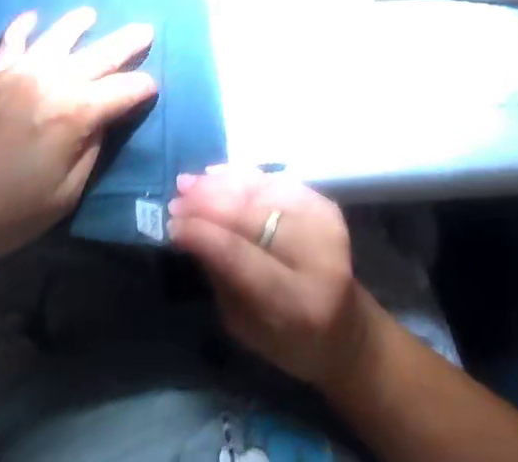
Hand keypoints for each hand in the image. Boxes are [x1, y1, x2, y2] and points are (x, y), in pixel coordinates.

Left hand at [0, 8, 157, 299]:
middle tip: (146, 31)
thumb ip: (89, 152)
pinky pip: (11, 41)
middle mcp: (50, 80)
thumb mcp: (63, 196)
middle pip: (98, 54)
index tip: (154, 89)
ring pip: (56, 36)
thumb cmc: (3, 214)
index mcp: (74, 113)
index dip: (143, 88)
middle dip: (126, 43)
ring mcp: (17, 72)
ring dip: (78, 24)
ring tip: (92, 15)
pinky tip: (32, 19)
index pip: (123, 90)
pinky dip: (23, 26)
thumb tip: (100, 124)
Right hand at [167, 166, 374, 390]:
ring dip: (220, 184)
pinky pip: (275, 181)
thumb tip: (187, 227)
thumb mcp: (243, 325)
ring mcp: (326, 226)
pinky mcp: (327, 207)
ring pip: (261, 190)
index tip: (171, 224)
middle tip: (176, 200)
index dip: (201, 233)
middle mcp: (318, 257)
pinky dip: (242, 176)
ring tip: (189, 184)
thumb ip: (219, 275)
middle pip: (250, 214)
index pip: (239, 254)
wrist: (346, 331)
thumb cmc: (287, 341)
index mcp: (297, 301)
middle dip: (206, 203)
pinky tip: (215, 175)